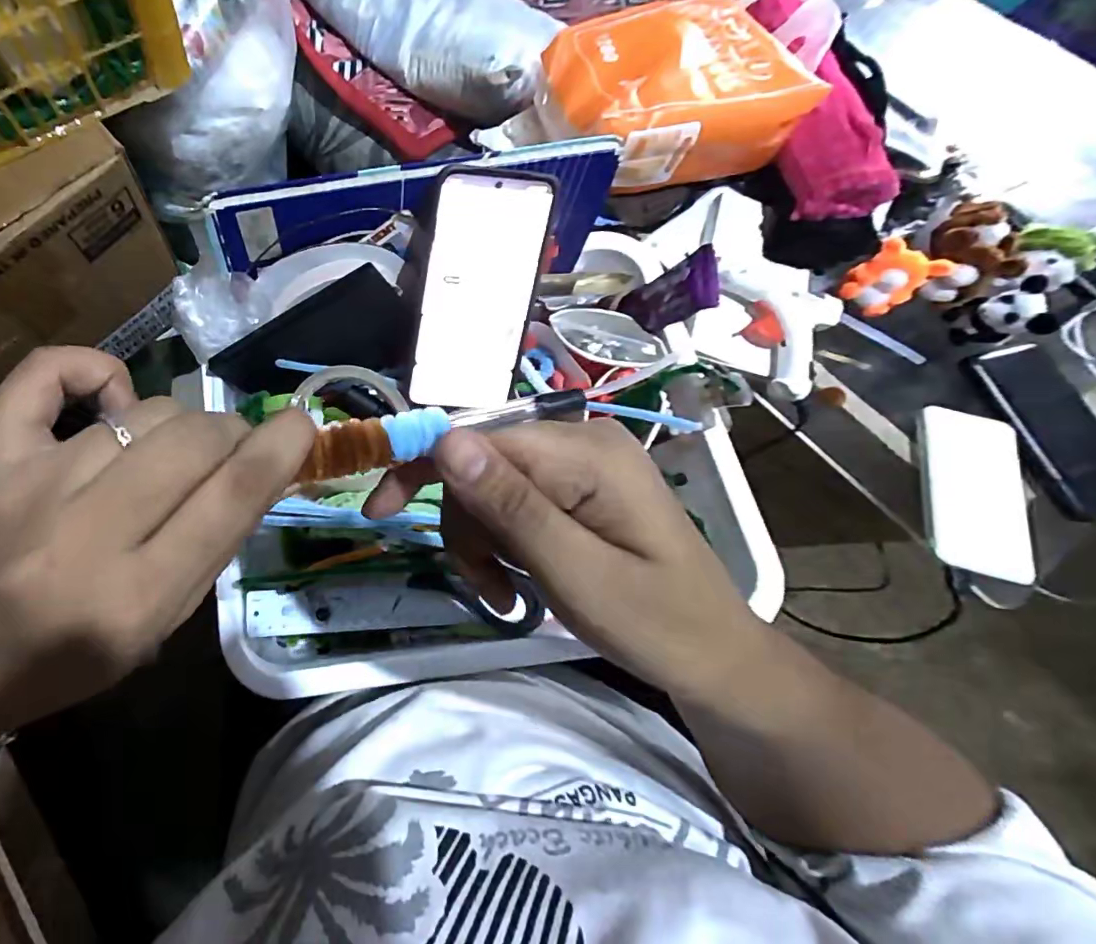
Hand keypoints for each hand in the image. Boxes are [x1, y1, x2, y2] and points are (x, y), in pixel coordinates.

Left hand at [0, 348, 315, 749]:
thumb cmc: (67, 659)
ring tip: (160, 451)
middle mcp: (79, 539)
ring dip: (172, 424)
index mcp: (132, 600)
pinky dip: (96, 369)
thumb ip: (212, 545)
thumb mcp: (159, 623)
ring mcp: (25, 488)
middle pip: (191, 441)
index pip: (229, 499)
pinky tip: (112, 394)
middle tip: (225, 447)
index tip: (299, 424)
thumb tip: (257, 462)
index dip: (279, 450)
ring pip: (141, 412)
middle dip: (228, 433)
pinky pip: (50, 372)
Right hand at [363, 419, 766, 694]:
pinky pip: (514, 501)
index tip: (380, 512)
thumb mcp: (576, 572)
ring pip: (490, 486)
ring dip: (482, 542)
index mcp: (588, 451)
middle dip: (466, 524)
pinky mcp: (578, 488)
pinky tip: (516, 583)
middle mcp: (582, 440)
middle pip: (481, 462)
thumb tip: (445, 439)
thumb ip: (511, 504)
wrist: (716, 658)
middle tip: (484, 586)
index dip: (424, 466)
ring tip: (506, 594)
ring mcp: (581, 464)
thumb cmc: (656, 623)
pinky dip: (502, 543)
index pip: (482, 437)